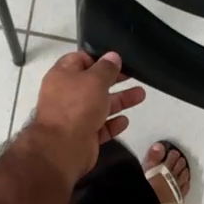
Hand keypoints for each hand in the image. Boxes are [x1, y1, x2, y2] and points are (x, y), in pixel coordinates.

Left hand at [26, 50, 145, 181]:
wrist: (63, 147)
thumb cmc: (77, 106)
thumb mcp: (95, 80)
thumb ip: (106, 68)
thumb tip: (113, 56)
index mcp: (63, 76)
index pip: (80, 59)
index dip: (98, 58)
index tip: (117, 58)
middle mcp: (66, 95)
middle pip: (93, 83)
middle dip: (114, 79)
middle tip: (134, 74)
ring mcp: (74, 116)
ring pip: (100, 105)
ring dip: (119, 100)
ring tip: (141, 95)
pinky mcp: (83, 135)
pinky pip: (101, 127)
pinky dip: (112, 123)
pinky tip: (126, 121)